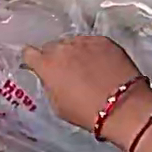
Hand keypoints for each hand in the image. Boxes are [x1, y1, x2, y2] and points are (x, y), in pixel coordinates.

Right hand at [22, 34, 151, 139]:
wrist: (122, 106)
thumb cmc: (85, 111)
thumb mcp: (56, 104)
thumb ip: (49, 84)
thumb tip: (50, 77)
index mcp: (46, 64)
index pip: (28, 53)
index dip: (32, 60)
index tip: (38, 67)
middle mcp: (62, 48)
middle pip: (52, 47)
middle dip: (55, 57)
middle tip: (65, 71)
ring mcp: (84, 41)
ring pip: (72, 42)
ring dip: (74, 52)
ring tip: (85, 66)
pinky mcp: (104, 40)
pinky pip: (91, 42)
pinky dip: (91, 50)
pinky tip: (99, 63)